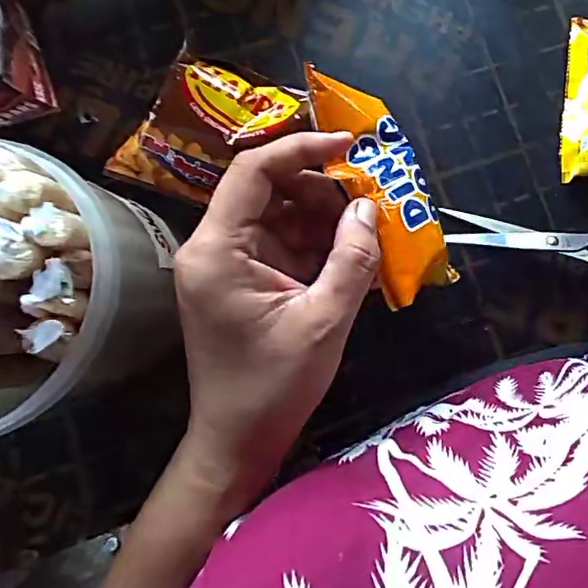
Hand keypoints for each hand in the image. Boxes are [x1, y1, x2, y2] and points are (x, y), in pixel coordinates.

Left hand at [172, 132, 380, 504]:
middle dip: (322, 187)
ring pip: (281, 215)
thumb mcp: (324, 321)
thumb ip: (352, 259)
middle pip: (270, 190)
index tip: (348, 144)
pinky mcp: (247, 281)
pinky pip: (285, 244)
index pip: (253, 172)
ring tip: (370, 224)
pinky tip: (354, 249)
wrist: (238, 443)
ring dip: (325, 215)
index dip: (301, 148)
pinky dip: (319, 243)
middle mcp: (216, 247)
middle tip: (371, 195)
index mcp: (218, 250)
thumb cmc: (274, 387)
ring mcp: (230, 264)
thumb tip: (370, 208)